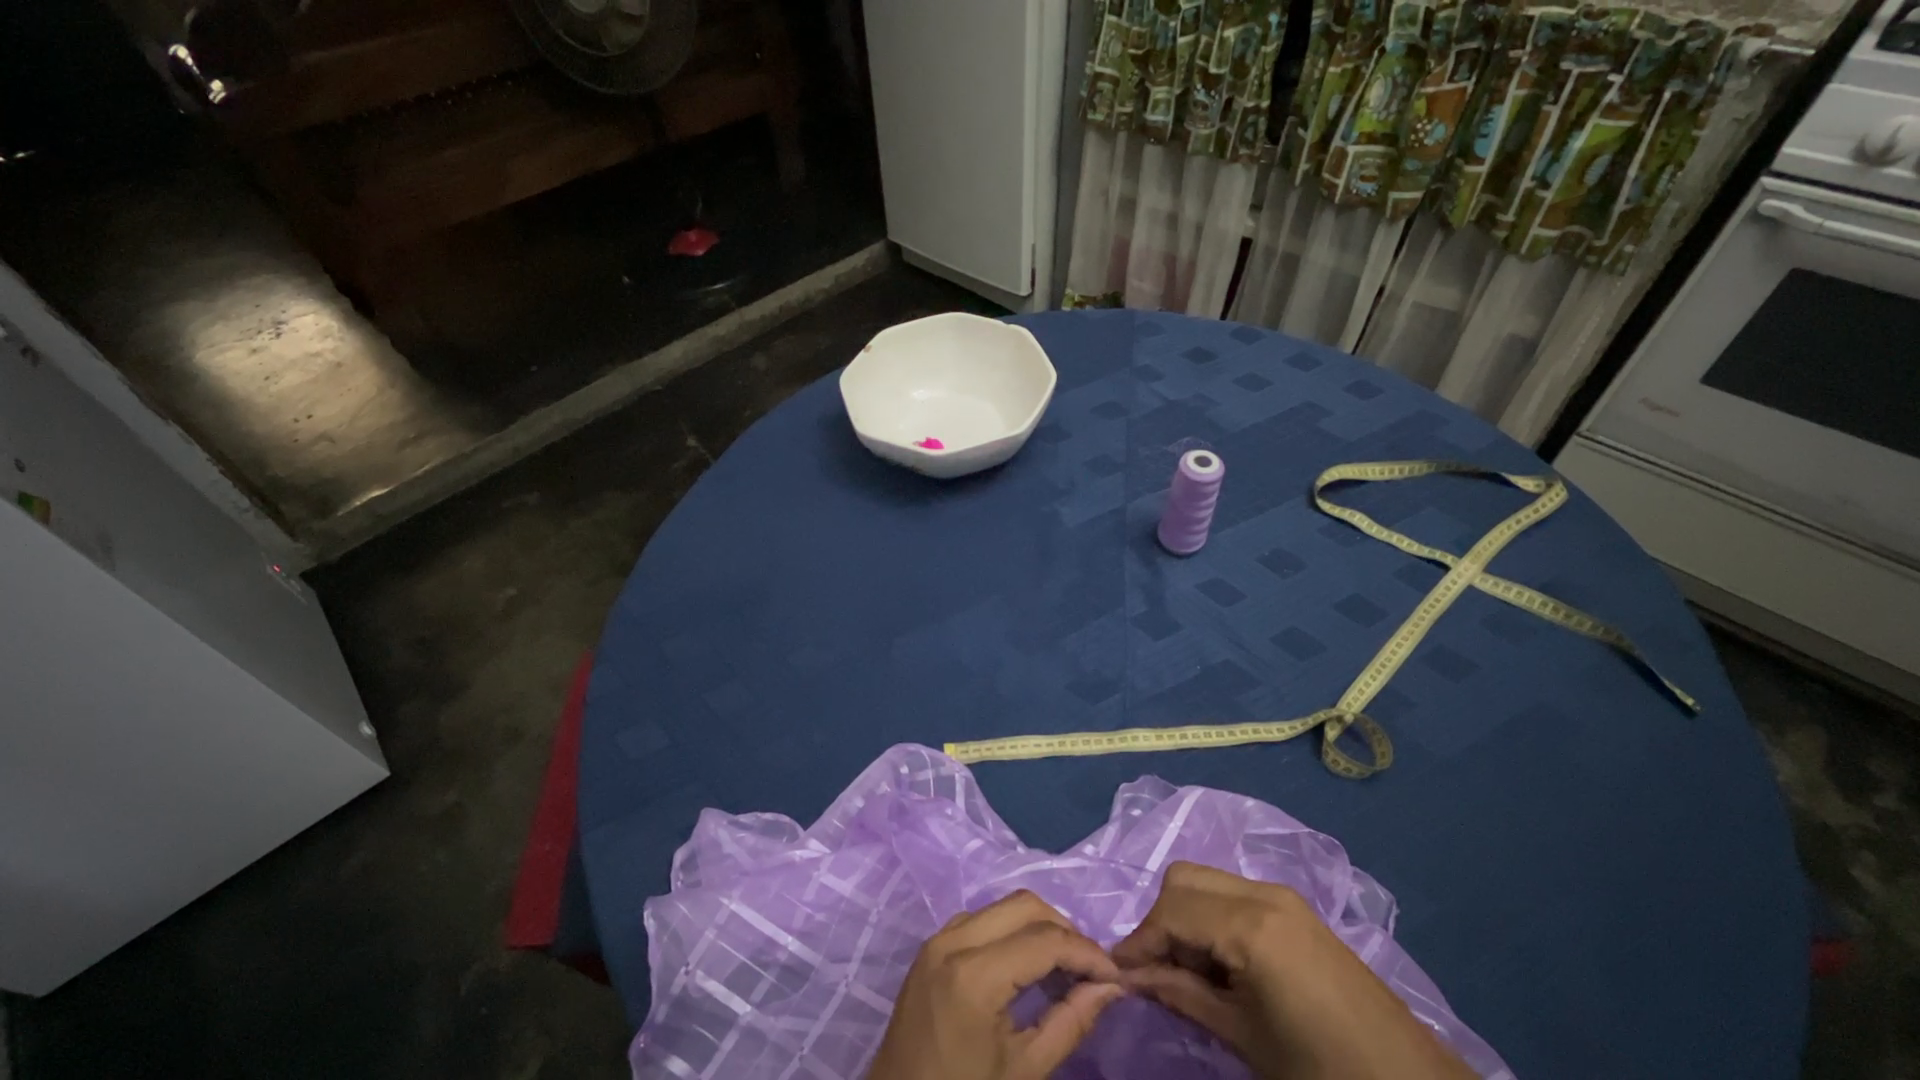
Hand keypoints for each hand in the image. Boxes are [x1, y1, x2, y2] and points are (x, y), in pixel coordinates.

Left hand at [866, 890, 1124, 1079]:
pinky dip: (1010, 930)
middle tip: (1090, 968)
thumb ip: (1071, 1021)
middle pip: (1025, 905)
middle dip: (1065, 930)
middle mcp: (952, 942)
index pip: (1047, 940)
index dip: (1088, 954)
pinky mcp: (929, 948)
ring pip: (1001, 906)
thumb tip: (1110, 986)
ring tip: (1064, 966)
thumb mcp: (1025, 1068)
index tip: (1116, 976)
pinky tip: (1027, 964)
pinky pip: (979, 919)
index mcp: (974, 974)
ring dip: (1038, 926)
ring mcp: (936, 941)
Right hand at [1113, 861, 1475, 1079]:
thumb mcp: (1240, 1035)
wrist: (1404, 1078)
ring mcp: (1285, 897)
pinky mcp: (1297, 910)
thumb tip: (1129, 976)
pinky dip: (1211, 918)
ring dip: (1184, 917)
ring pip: (1207, 882)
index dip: (1137, 943)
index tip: (1118, 976)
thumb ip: (1180, 994)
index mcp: (1252, 925)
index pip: (1170, 912)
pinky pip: (1234, 895)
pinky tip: (1218, 965)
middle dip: (1159, 920)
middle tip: (1154, 971)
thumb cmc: (1317, 1065)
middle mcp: (1265, 894)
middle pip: (1184, 880)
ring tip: (1185, 971)